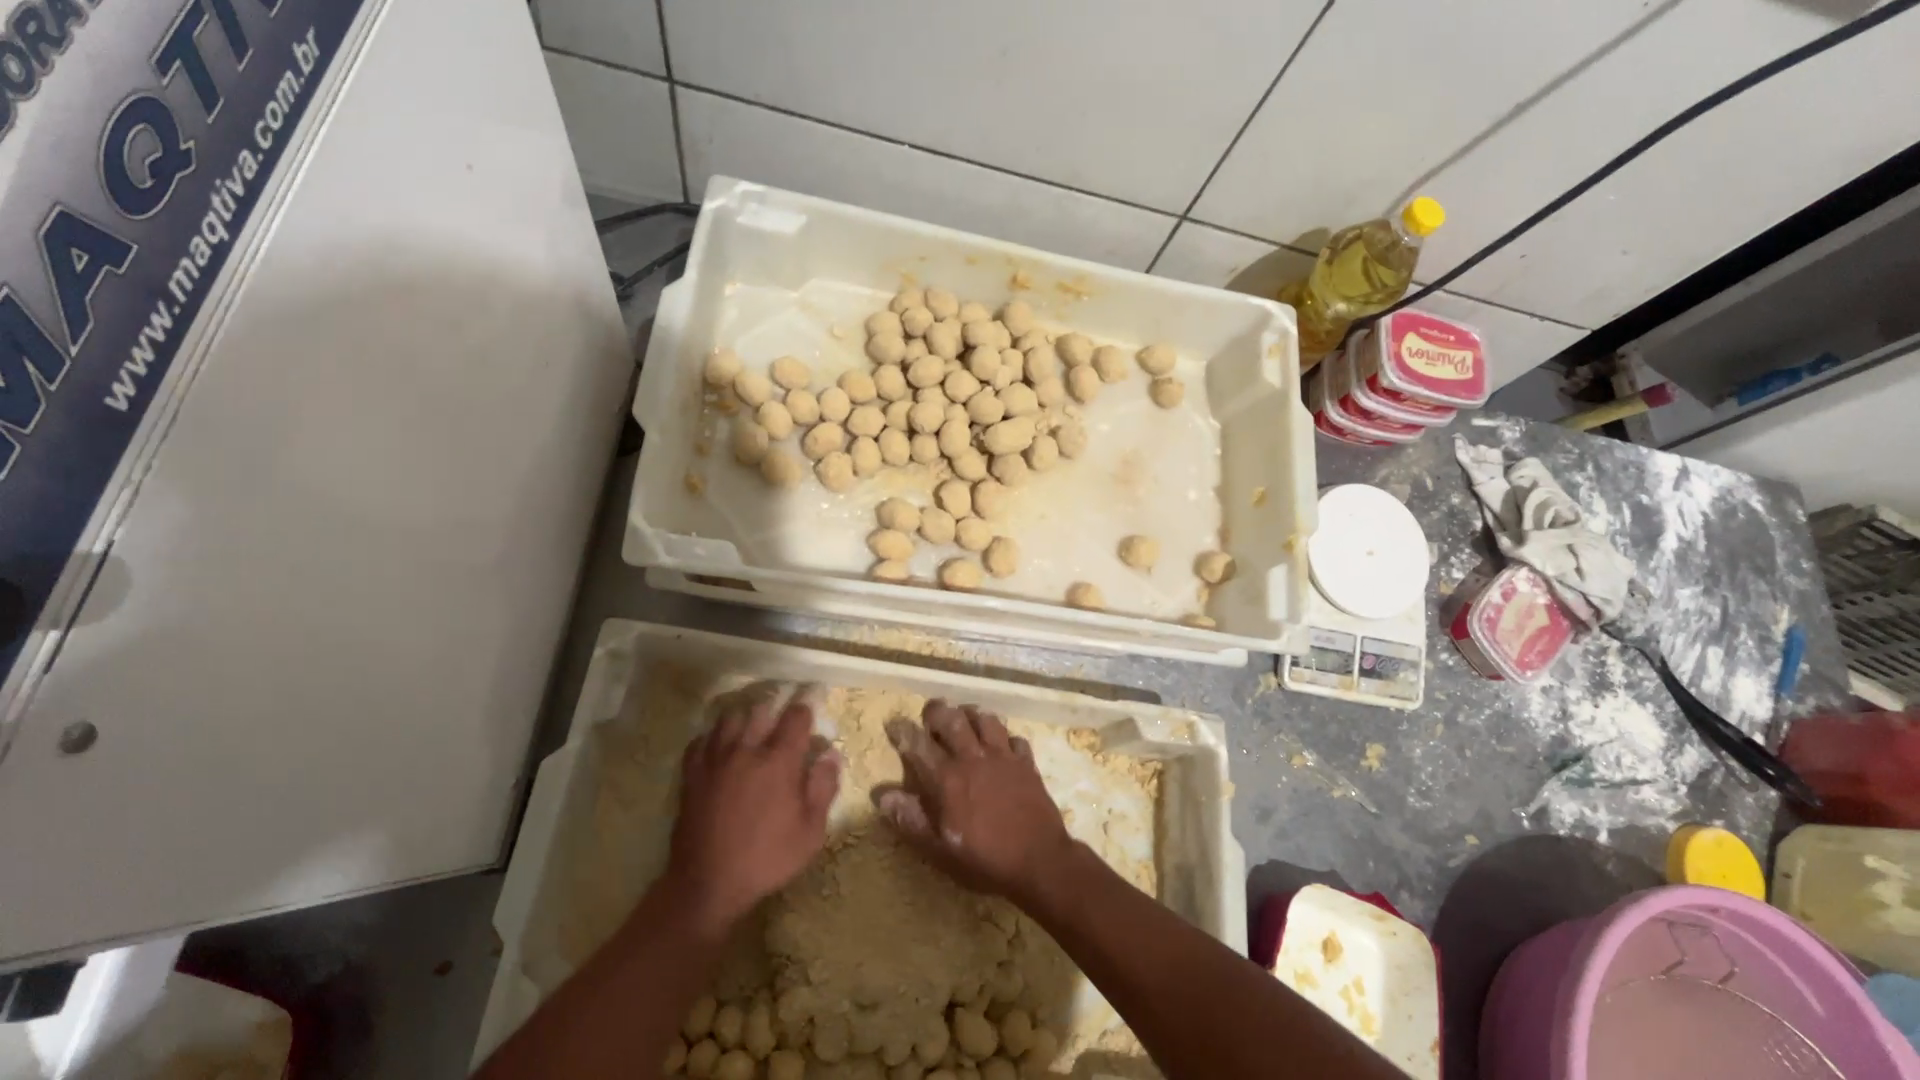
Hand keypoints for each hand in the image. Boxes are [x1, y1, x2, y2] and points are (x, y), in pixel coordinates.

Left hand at [662, 692, 841, 933]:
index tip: (812, 707)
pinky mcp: (691, 774)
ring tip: (752, 727)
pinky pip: (701, 740)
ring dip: (745, 717)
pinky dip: (714, 736)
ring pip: (729, 718)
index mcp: (779, 762)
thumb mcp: (811, 831)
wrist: (708, 882)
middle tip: (783, 717)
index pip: (796, 718)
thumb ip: (823, 788)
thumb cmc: (767, 859)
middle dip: (776, 707)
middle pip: (761, 710)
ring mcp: (714, 760)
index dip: (807, 708)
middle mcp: (746, 750)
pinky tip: (721, 747)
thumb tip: (830, 754)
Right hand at [874, 699, 1077, 904]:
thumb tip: (883, 796)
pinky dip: (1005, 738)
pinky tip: (1001, 746)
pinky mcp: (1027, 764)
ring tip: (965, 718)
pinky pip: (1014, 739)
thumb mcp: (939, 849)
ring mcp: (1004, 758)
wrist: (1039, 860)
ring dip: (972, 715)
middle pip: (953, 720)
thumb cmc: (984, 859)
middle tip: (931, 714)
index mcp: (947, 778)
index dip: (903, 731)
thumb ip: (911, 820)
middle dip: (938, 712)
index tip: (894, 724)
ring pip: (986, 720)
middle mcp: (974, 758)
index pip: (918, 745)